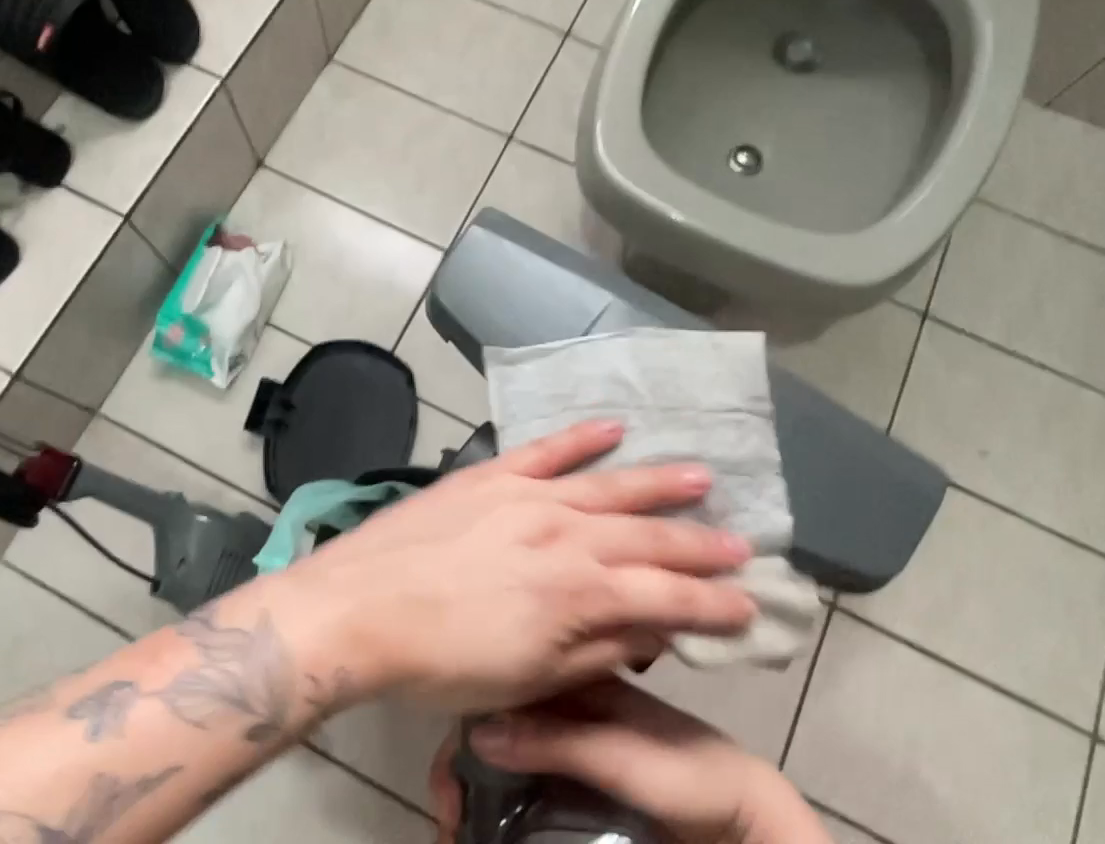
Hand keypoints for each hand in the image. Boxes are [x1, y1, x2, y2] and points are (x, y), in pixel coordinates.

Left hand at [261, 420, 754, 713]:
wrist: (356, 610)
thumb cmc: (442, 663)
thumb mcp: (529, 678)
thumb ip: (599, 649)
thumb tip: (653, 630)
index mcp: (579, 593)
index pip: (667, 597)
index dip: (713, 604)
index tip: (748, 606)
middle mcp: (565, 534)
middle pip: (648, 536)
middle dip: (700, 544)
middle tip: (741, 543)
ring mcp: (527, 496)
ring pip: (609, 485)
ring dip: (659, 482)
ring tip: (702, 478)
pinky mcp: (490, 475)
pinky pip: (546, 449)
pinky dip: (582, 437)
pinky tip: (614, 426)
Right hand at [429, 680, 833, 843]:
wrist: (739, 815)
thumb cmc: (686, 772)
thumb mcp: (624, 754)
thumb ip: (559, 742)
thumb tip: (479, 733)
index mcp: (577, 680)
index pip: (505, 686)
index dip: (468, 722)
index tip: (445, 767)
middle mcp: (564, 703)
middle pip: (494, 722)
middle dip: (462, 761)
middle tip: (444, 806)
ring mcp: (568, 739)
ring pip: (502, 749)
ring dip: (473, 781)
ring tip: (454, 818)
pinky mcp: (574, 773)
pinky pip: (521, 775)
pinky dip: (495, 794)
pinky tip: (478, 817)